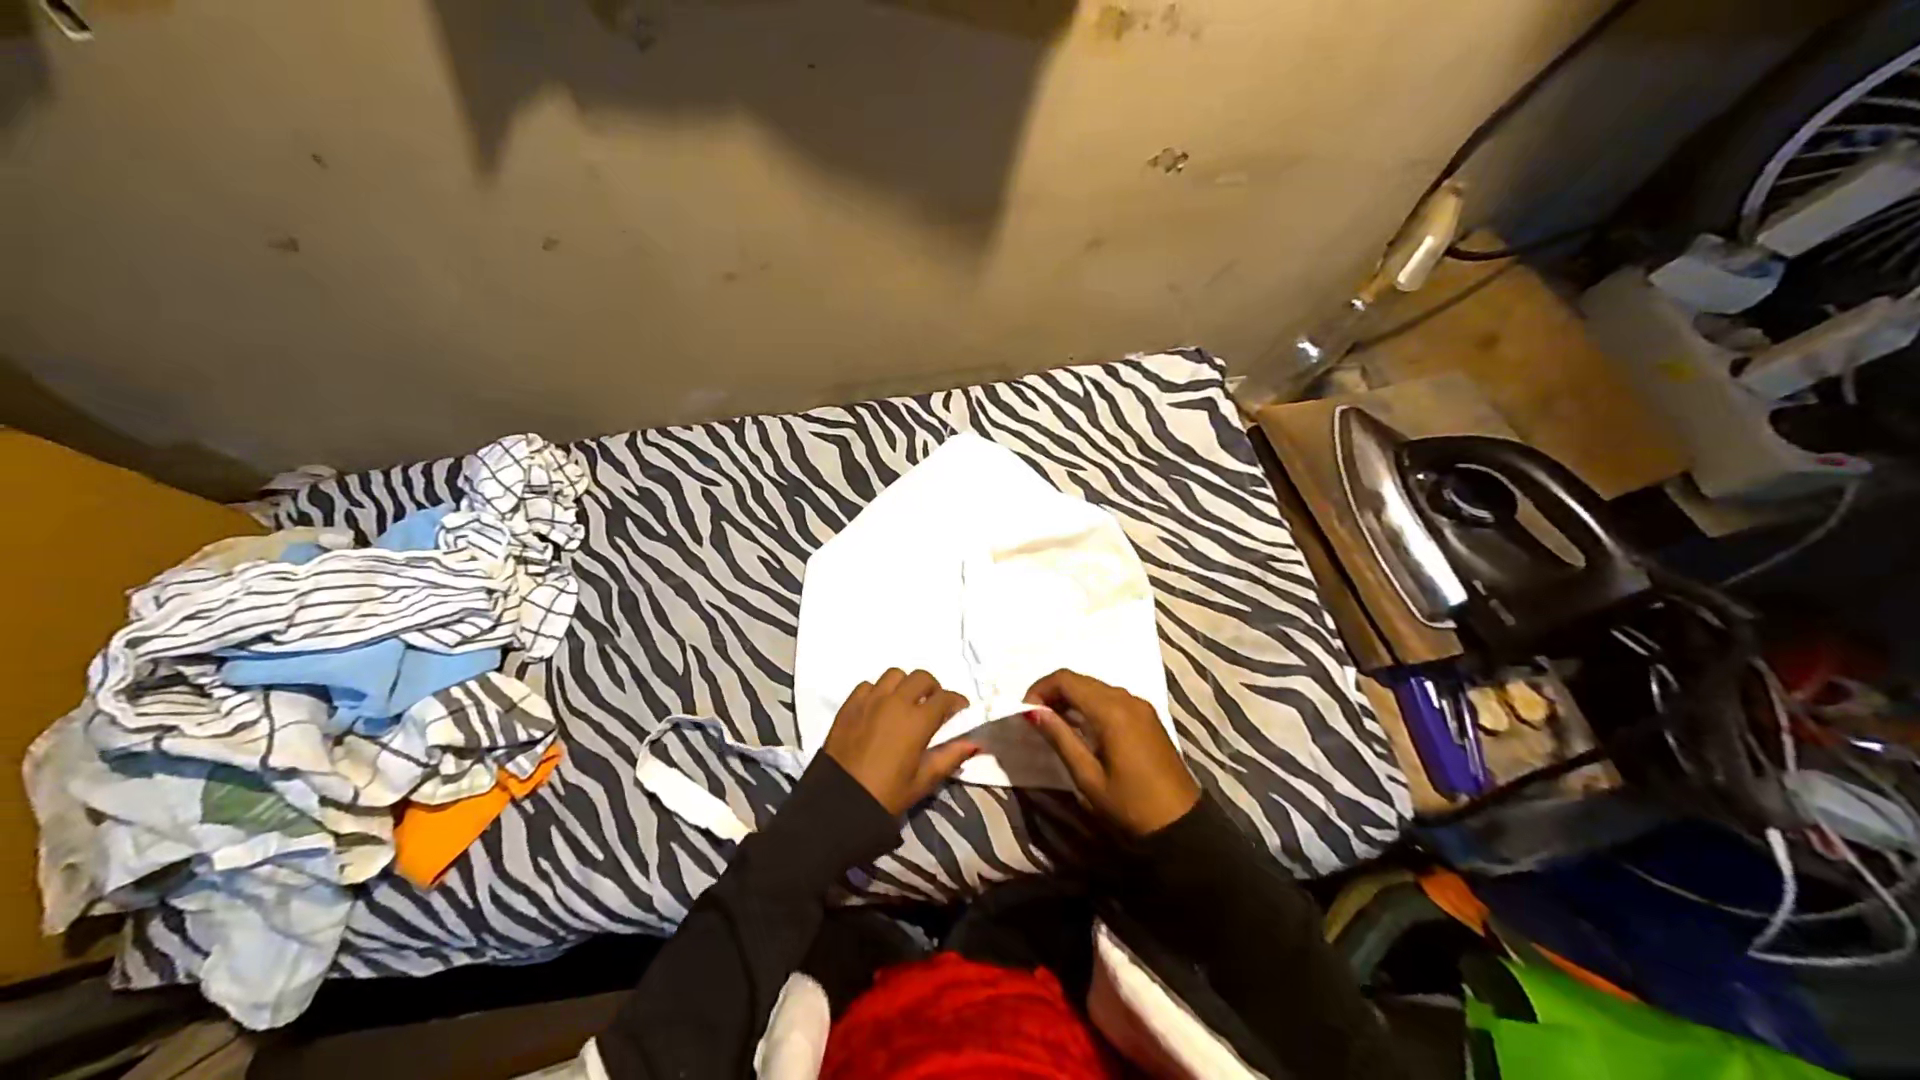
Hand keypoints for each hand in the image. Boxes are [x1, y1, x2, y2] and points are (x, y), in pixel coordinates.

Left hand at [823, 668, 977, 815]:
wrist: (838, 802)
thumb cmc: (886, 794)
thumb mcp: (923, 780)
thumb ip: (950, 757)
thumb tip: (974, 743)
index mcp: (917, 720)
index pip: (945, 698)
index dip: (957, 702)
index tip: (959, 711)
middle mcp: (895, 702)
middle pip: (921, 677)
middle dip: (933, 688)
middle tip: (933, 705)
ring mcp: (870, 700)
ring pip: (894, 675)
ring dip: (905, 685)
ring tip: (905, 702)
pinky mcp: (849, 705)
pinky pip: (868, 685)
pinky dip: (879, 691)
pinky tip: (879, 707)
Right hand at [1024, 669, 1199, 836]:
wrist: (1181, 823)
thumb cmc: (1130, 804)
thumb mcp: (1088, 776)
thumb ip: (1060, 738)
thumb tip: (1032, 711)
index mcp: (1111, 711)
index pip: (1066, 680)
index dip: (1040, 688)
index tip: (1026, 711)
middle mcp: (1127, 698)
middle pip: (1081, 680)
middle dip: (1054, 692)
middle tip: (1036, 718)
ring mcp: (1140, 706)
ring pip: (1096, 687)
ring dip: (1072, 698)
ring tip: (1055, 724)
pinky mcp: (1147, 716)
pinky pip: (1112, 698)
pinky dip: (1091, 704)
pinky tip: (1082, 728)